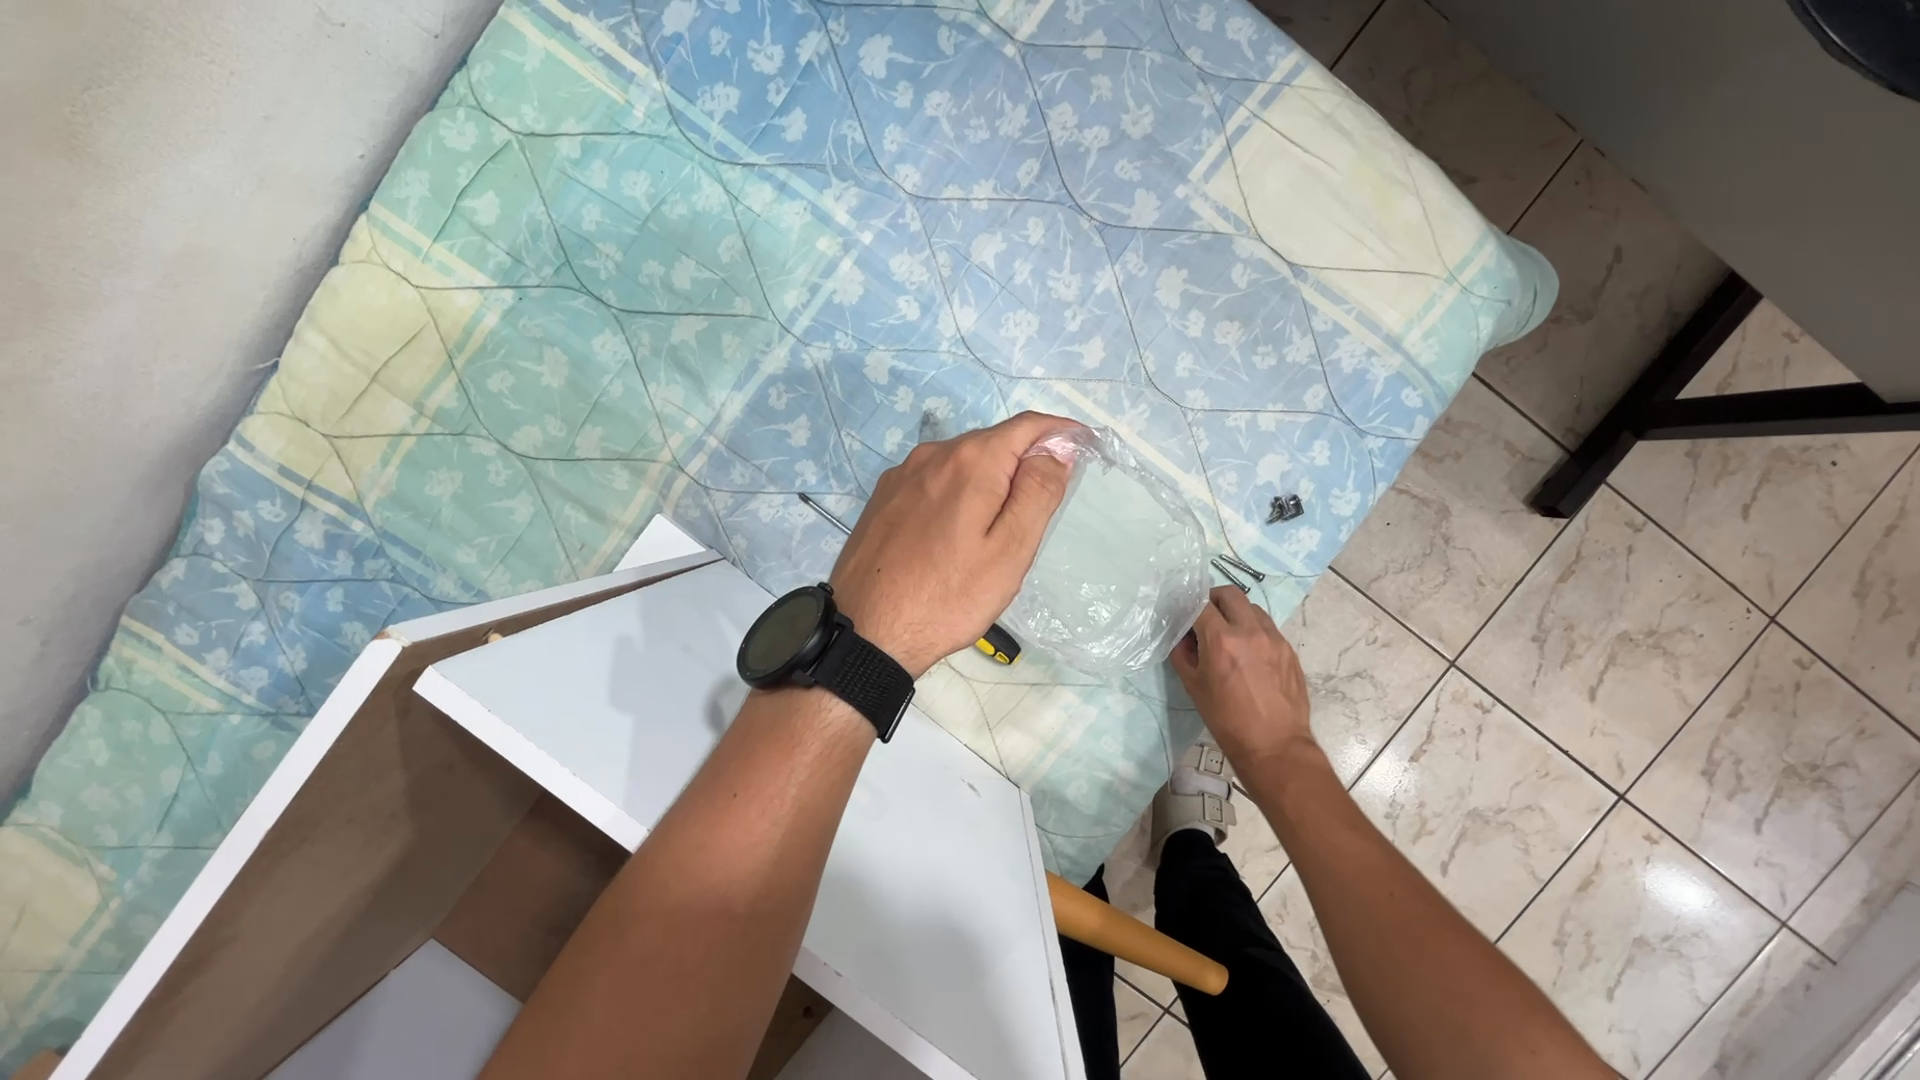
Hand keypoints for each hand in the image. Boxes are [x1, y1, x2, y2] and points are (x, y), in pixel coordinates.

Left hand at [830, 412, 1083, 677]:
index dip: (1060, 432)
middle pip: (993, 443)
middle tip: (1039, 513)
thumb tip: (1056, 449)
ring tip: (996, 533)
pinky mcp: (883, 499)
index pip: (1027, 426)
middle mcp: (933, 455)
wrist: (868, 632)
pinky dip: (957, 494)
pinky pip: (934, 482)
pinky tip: (956, 534)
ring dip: (989, 482)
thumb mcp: (1010, 551)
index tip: (1083, 448)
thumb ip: (1037, 492)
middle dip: (1024, 464)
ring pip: (961, 464)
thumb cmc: (948, 597)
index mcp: (970, 461)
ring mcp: (902, 475)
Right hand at [1170, 586, 1315, 769]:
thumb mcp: (1194, 686)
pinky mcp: (1289, 650)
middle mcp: (1250, 631)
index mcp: (1221, 640)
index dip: (1188, 606)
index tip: (1184, 614)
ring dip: (1236, 613)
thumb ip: (1183, 654)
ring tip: (1229, 635)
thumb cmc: (1226, 719)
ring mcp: (1274, 638)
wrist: (1275, 744)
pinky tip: (1249, 654)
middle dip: (1214, 599)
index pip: (1200, 604)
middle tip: (1206, 616)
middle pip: (1230, 594)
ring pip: (1252, 608)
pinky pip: (1268, 628)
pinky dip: (1254, 631)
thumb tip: (1183, 637)